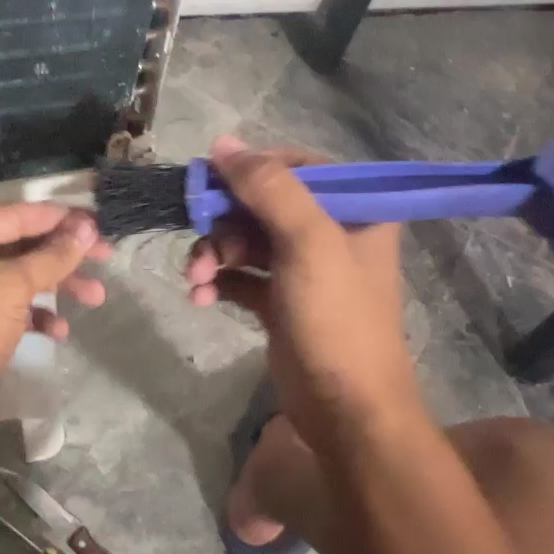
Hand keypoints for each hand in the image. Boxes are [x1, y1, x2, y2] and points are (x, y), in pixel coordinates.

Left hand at [0, 203, 110, 418]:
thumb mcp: (11, 287)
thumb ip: (51, 256)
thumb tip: (86, 228)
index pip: (16, 214)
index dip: (61, 218)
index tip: (100, 223)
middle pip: (19, 244)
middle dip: (63, 255)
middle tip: (106, 258)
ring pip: (16, 276)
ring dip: (56, 285)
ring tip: (96, 298)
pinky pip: (6, 305)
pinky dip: (33, 313)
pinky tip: (58, 331)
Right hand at [183, 137, 422, 443]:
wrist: (346, 409)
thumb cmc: (336, 319)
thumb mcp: (307, 243)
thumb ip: (268, 188)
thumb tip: (221, 144)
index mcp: (355, 210)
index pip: (298, 167)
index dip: (252, 170)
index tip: (211, 181)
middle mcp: (331, 233)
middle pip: (262, 205)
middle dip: (223, 221)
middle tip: (201, 242)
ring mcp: (303, 270)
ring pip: (245, 240)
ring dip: (214, 253)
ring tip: (197, 278)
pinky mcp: (279, 303)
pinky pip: (240, 276)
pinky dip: (218, 281)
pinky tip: (200, 297)